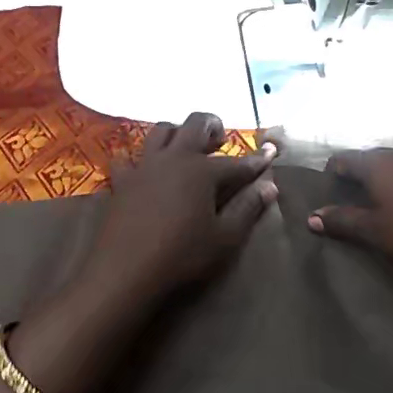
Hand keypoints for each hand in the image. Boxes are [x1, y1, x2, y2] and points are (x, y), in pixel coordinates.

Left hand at [79, 112, 277, 304]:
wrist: (126, 268)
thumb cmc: (182, 254)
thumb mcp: (224, 238)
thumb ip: (247, 208)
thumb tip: (269, 186)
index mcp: (202, 171)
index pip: (237, 162)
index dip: (257, 159)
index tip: (270, 152)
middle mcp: (174, 158)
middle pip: (194, 124)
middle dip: (212, 125)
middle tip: (220, 138)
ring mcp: (145, 165)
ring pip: (161, 131)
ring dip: (177, 132)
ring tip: (185, 147)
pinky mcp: (122, 179)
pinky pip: (128, 158)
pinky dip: (137, 159)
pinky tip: (143, 169)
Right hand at [307, 147, 392, 283]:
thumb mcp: (379, 233)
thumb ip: (344, 222)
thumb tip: (311, 217)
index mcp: (379, 163)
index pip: (344, 158)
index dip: (332, 173)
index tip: (328, 194)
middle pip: (372, 158)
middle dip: (359, 176)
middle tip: (354, 203)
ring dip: (389, 180)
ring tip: (387, 207)